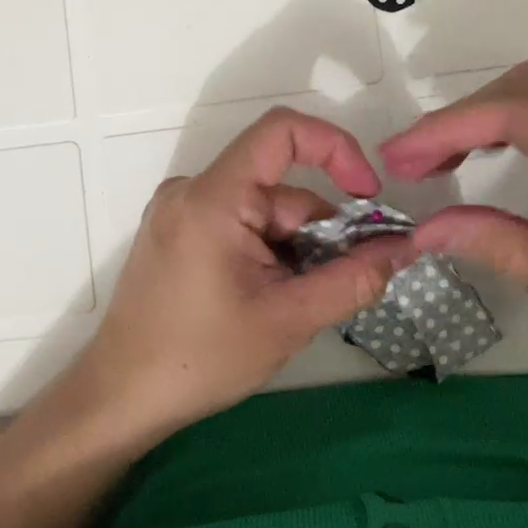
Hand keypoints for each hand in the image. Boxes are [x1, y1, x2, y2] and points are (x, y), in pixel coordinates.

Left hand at [68, 108, 419, 439]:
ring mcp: (179, 213)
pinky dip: (266, 254)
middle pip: (279, 187)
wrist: (122, 395)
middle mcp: (191, 192)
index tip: (368, 197)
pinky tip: (266, 300)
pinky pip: (238, 226)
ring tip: (292, 307)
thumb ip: (353, 279)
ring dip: (293, 251)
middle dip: (319, 232)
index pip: (282, 131)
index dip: (336, 149)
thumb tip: (404, 247)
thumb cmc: (200, 359)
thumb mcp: (288, 319)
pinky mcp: (176, 235)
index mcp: (212, 198)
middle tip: (337, 287)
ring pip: (262, 213)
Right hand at [379, 61, 527, 385]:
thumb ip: (513, 252)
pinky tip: (493, 150)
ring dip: (486, 115)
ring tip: (438, 163)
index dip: (447, 128)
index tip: (393, 159)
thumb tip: (427, 229)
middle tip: (410, 167)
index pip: (523, 112)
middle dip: (459, 118)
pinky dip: (520, 119)